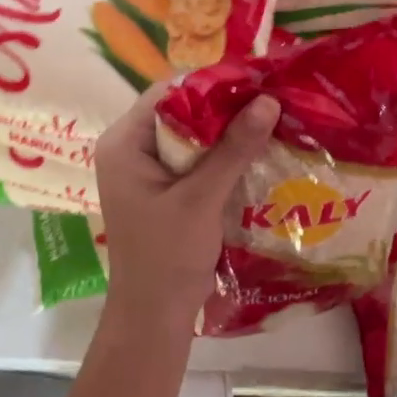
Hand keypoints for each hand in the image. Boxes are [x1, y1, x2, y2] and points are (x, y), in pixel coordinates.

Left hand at [94, 82, 280, 317]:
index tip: (258, 83)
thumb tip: (268, 101)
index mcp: (124, 143)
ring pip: (194, 138)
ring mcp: (148, 172)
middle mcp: (131, 150)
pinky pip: (197, 162)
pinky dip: (224, 159)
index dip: (213, 85)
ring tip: (272, 123)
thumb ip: (233, 149)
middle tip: (272, 102)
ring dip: (229, 135)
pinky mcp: (167, 192)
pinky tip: (257, 155)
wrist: (156, 314)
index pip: (169, 93)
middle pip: (183, 112)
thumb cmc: (168, 256)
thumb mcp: (201, 199)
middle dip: (226, 109)